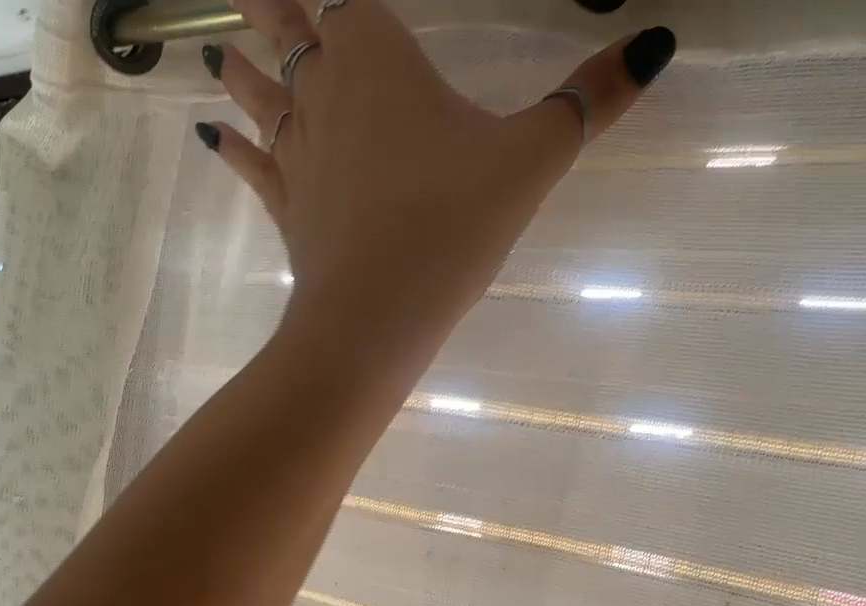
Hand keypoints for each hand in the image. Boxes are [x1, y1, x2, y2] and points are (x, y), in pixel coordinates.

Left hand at [198, 0, 674, 366]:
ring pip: (261, 96)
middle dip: (270, 8)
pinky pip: (253, 165)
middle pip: (289, 33)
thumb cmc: (452, 224)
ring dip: (239, 68)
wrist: (375, 315)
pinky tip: (208, 132)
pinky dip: (232, 146)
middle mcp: (325, 91)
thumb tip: (657, 41)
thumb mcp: (534, 156)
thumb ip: (590, 98)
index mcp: (376, 57)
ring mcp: (299, 152)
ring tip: (213, 48)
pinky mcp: (290, 207)